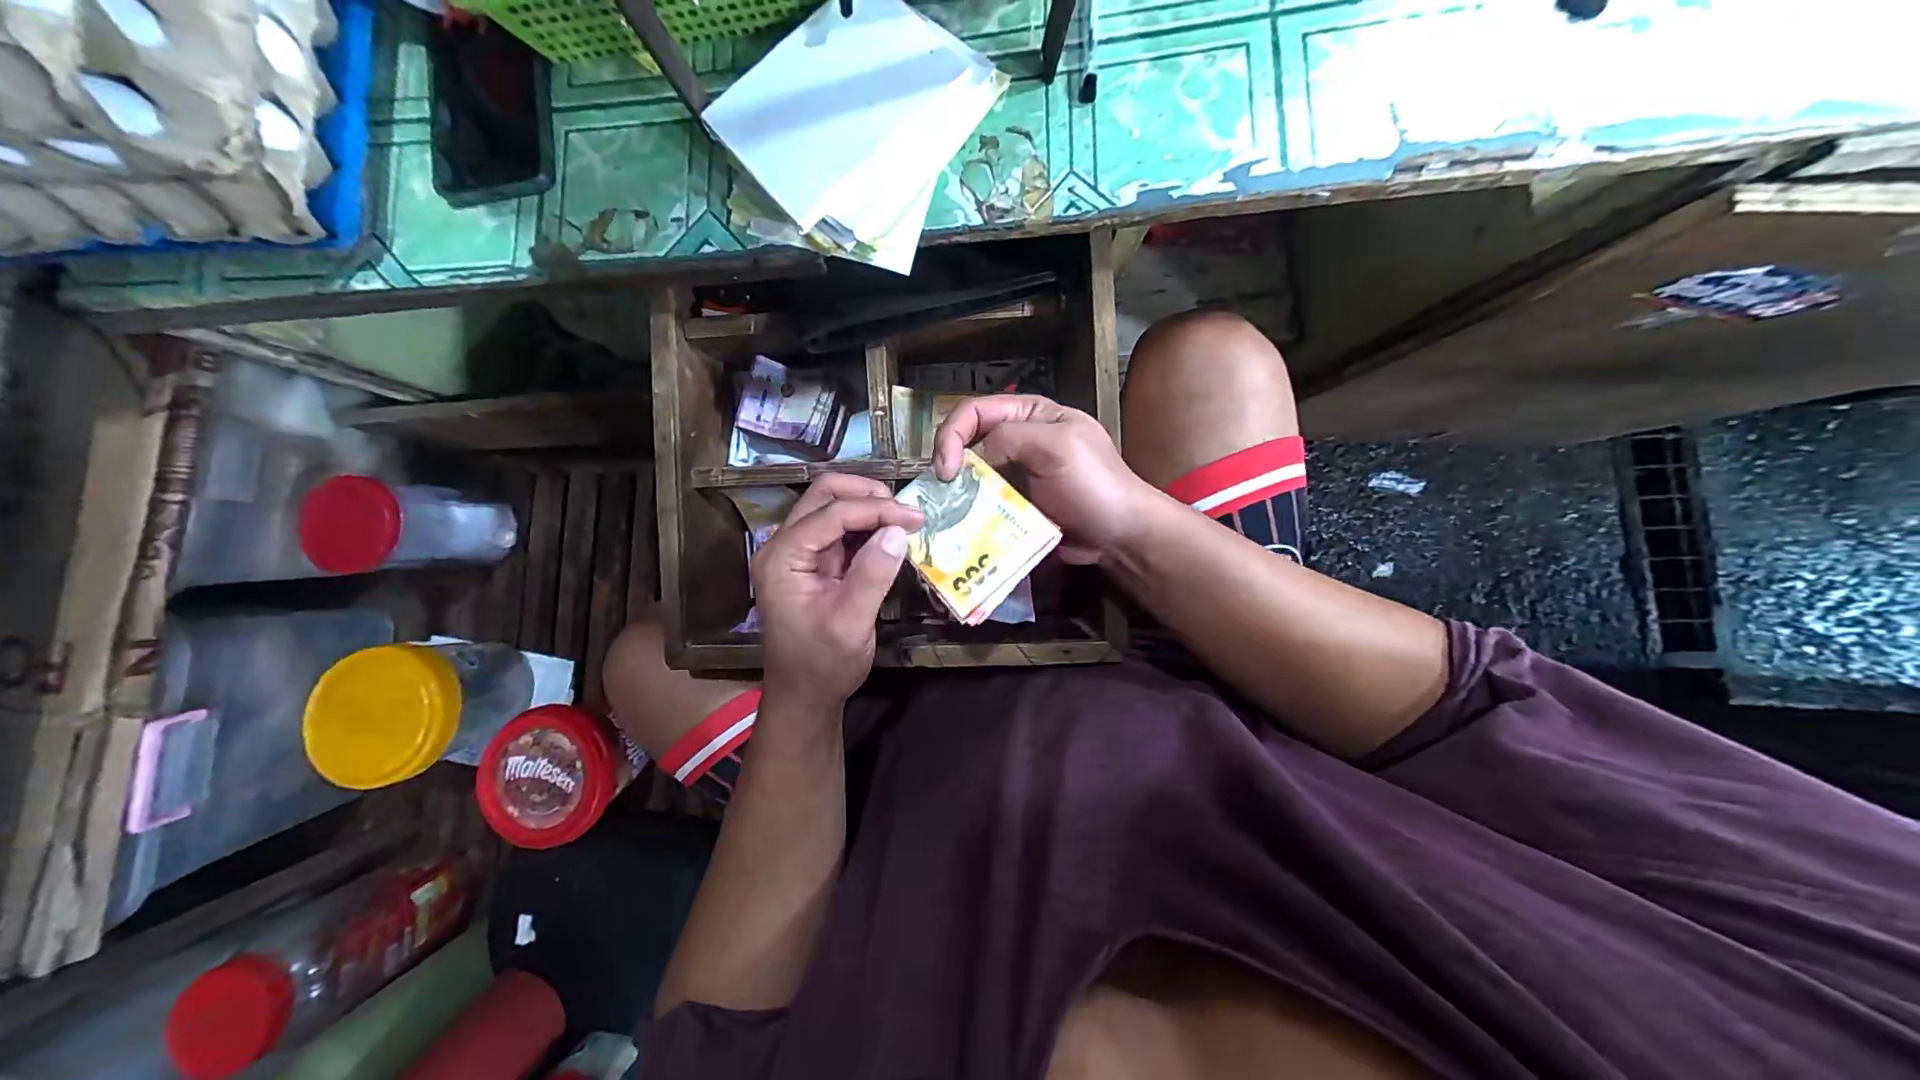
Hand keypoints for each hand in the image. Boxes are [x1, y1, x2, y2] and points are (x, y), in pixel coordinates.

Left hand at [752, 474, 923, 712]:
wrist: (805, 695)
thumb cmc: (822, 664)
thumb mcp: (850, 624)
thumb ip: (872, 575)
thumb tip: (898, 531)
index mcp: (783, 558)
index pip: (830, 514)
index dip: (875, 509)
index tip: (916, 517)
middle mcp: (784, 546)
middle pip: (824, 495)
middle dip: (867, 496)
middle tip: (906, 512)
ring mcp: (798, 553)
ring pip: (832, 507)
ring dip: (868, 507)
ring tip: (904, 520)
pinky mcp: (814, 562)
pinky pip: (840, 530)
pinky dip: (867, 526)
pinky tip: (891, 535)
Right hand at [934, 395, 1159, 563]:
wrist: (1121, 535)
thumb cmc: (1096, 485)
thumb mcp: (1058, 446)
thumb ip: (1011, 437)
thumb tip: (974, 456)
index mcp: (1030, 414)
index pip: (974, 411)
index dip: (952, 434)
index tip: (946, 469)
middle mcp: (1018, 440)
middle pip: (967, 443)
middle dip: (950, 464)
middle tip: (942, 493)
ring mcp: (1016, 475)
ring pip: (971, 477)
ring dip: (958, 493)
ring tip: (948, 513)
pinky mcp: (1015, 505)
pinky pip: (983, 503)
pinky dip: (971, 513)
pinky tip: (965, 526)